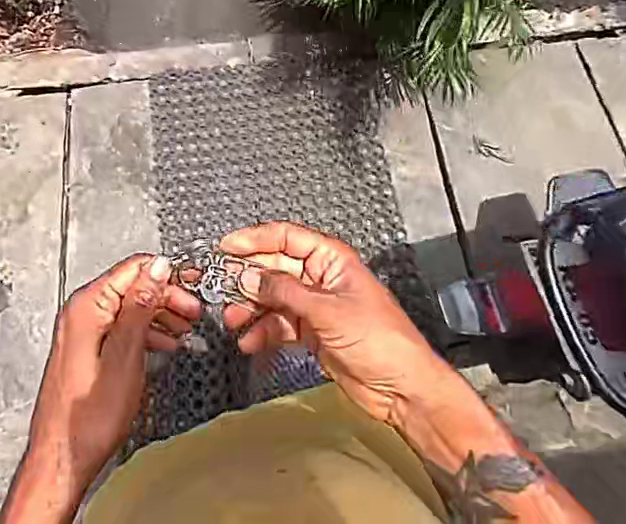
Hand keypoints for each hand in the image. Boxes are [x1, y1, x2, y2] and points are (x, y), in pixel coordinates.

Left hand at [0, 254, 202, 523]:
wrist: (61, 463)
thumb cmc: (87, 421)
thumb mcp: (125, 356)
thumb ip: (141, 307)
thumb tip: (156, 269)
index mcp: (87, 306)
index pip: (133, 269)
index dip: (166, 275)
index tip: (191, 284)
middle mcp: (80, 312)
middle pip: (132, 286)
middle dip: (166, 296)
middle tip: (193, 312)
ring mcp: (82, 330)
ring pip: (129, 307)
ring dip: (159, 315)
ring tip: (184, 329)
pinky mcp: (85, 349)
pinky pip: (120, 327)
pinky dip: (144, 332)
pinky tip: (162, 344)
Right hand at [224, 223, 594, 521]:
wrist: (404, 389)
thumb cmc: (382, 340)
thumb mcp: (327, 310)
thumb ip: (284, 292)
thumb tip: (250, 277)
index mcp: (330, 258)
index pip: (285, 237)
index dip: (254, 239)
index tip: (227, 246)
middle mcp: (320, 277)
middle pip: (274, 268)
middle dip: (248, 278)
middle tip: (222, 287)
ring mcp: (315, 305)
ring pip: (272, 298)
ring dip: (251, 309)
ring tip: (233, 321)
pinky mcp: (312, 331)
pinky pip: (279, 324)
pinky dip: (263, 332)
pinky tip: (250, 342)